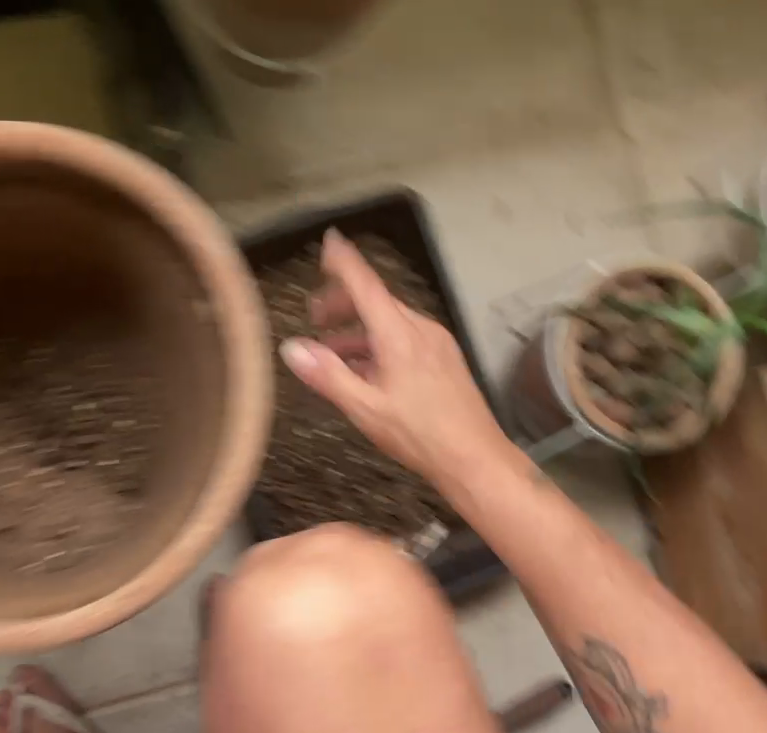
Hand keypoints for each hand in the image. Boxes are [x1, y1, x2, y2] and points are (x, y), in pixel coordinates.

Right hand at [279, 229, 512, 489]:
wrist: (474, 457)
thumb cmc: (420, 435)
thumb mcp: (365, 408)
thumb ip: (327, 376)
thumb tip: (292, 349)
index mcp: (399, 335)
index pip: (366, 284)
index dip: (344, 262)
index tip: (329, 241)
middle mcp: (420, 330)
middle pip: (377, 302)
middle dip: (343, 304)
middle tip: (315, 317)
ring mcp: (435, 344)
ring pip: (390, 323)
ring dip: (358, 331)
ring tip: (333, 353)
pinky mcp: (443, 360)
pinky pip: (404, 340)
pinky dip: (378, 345)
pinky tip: (366, 371)